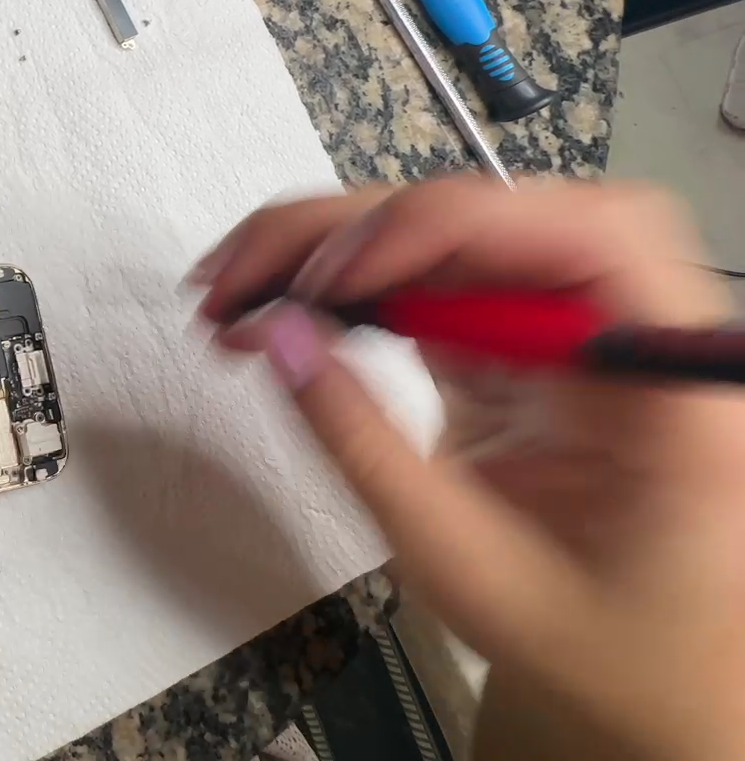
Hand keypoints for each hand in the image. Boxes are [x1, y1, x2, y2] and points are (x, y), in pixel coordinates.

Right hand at [189, 178, 744, 760]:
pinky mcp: (490, 335)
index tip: (326, 281)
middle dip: (331, 234)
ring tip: (224, 294)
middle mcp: (609, 327)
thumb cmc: (586, 637)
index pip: (578, 237)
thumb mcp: (460, 556)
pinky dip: (316, 282)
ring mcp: (545, 325)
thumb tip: (271, 332)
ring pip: (419, 232)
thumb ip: (359, 440)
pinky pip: (398, 275)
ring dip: (306, 250)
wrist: (629, 669)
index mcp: (658, 382)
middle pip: (473, 215)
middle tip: (228, 281)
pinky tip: (263, 308)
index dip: (443, 227)